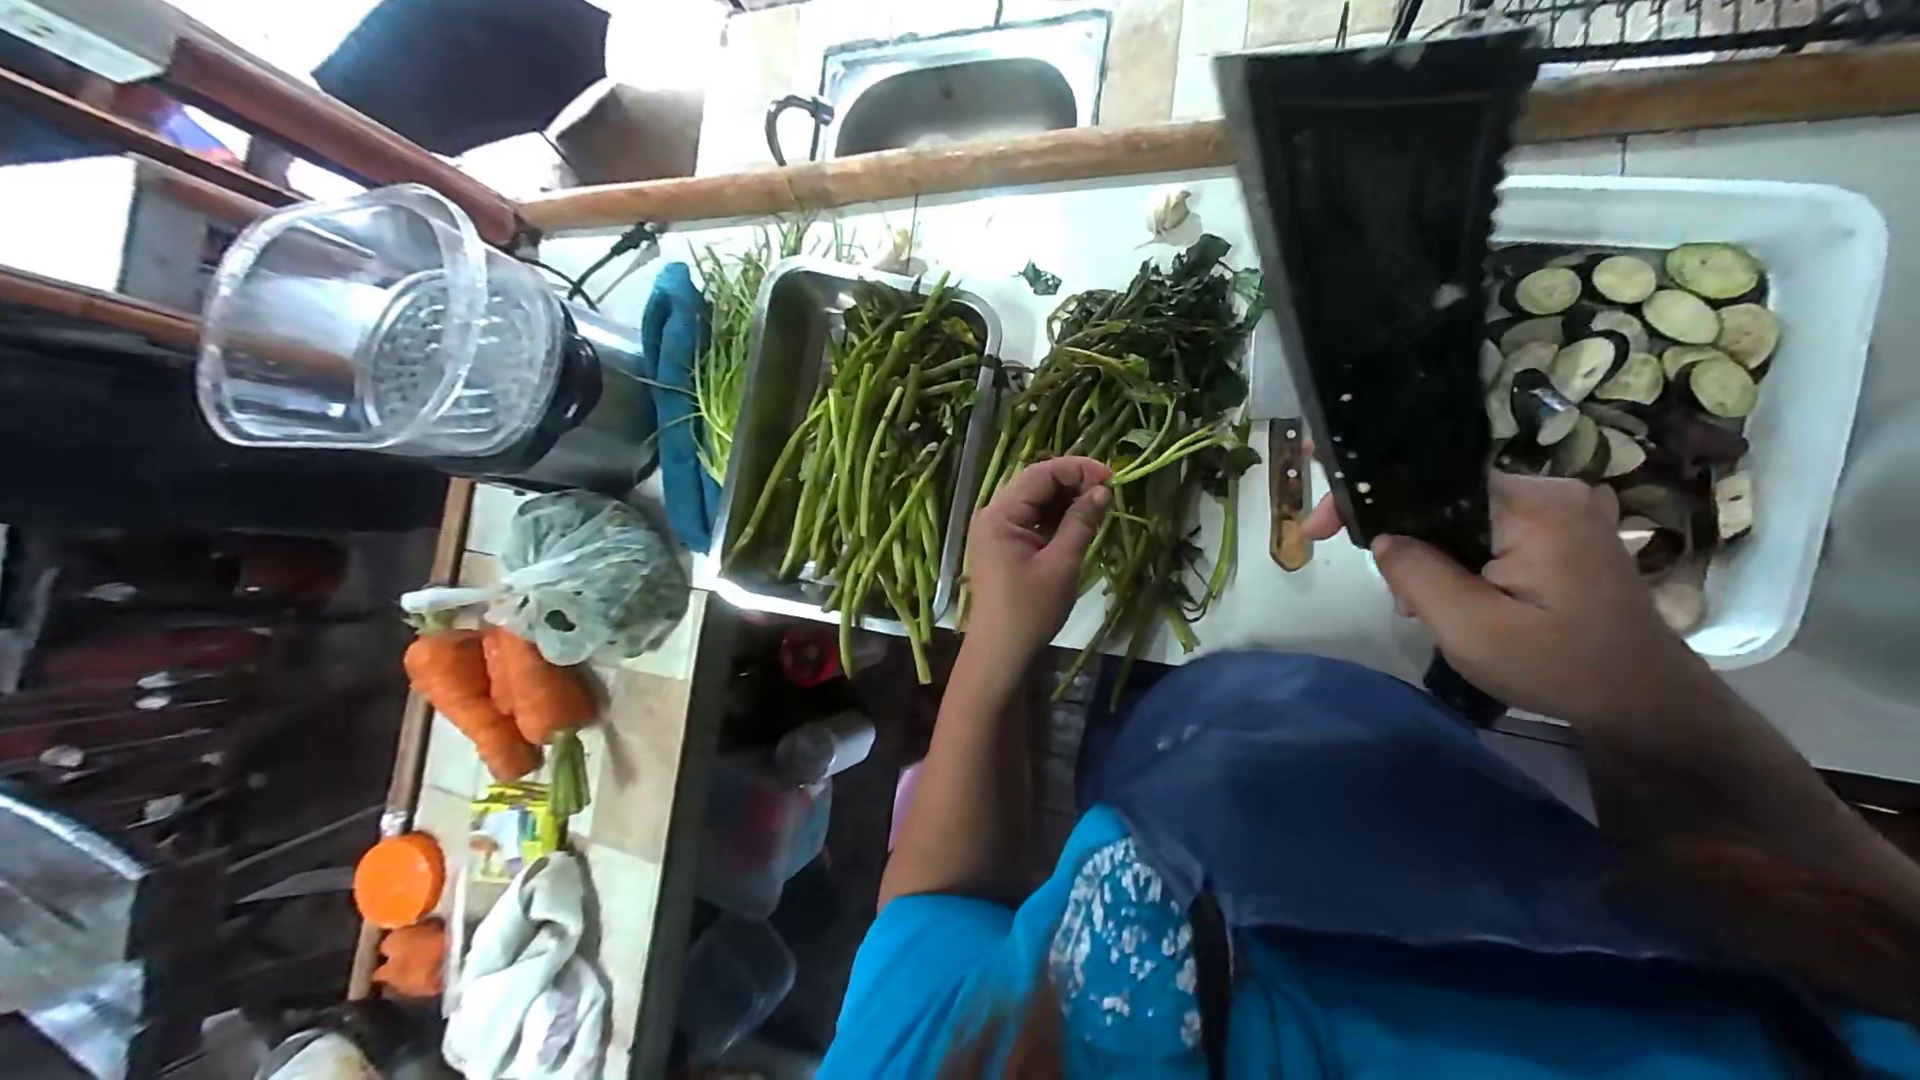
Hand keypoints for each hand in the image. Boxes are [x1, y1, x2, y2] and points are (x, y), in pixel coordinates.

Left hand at [964, 456, 1111, 669]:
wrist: (1001, 652)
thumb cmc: (1030, 610)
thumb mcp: (1062, 564)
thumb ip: (1082, 522)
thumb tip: (1104, 490)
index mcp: (1000, 514)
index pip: (1041, 473)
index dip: (1078, 469)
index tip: (1113, 478)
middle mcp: (992, 514)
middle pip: (1036, 482)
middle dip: (1074, 481)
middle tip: (1109, 492)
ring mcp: (996, 530)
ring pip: (1035, 500)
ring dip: (1066, 499)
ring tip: (1099, 506)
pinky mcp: (1003, 545)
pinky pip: (1031, 518)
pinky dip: (1055, 517)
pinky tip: (1079, 523)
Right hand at [1305, 472, 1716, 725]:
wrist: (1646, 706)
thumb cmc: (1561, 668)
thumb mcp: (1470, 628)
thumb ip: (1416, 574)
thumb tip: (1382, 536)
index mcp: (1535, 505)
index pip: (1428, 479)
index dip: (1367, 497)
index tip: (1318, 527)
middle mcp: (1551, 493)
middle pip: (1440, 495)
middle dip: (1398, 536)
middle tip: (1385, 590)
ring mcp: (1560, 511)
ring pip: (1456, 516)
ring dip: (1425, 554)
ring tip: (1414, 604)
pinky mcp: (1560, 533)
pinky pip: (1481, 529)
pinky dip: (1453, 558)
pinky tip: (1446, 597)